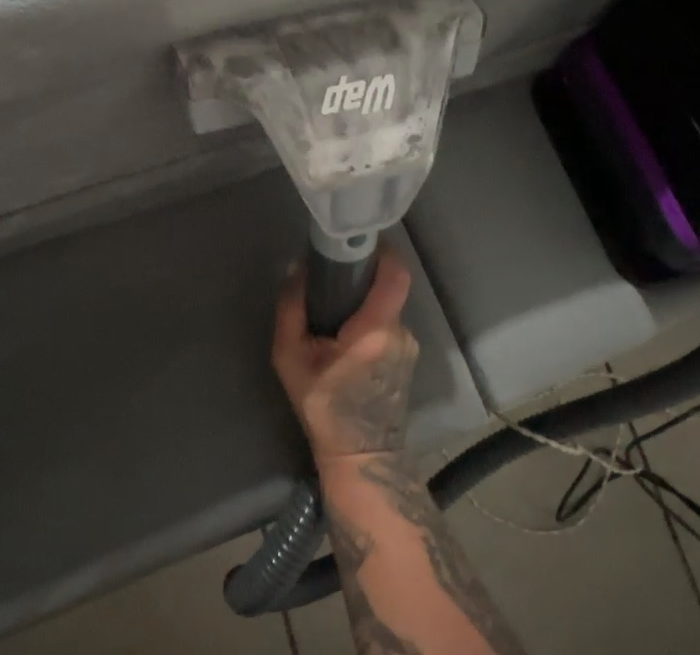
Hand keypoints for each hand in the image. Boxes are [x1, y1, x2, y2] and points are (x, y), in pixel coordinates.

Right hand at [271, 248, 418, 465]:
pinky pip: (389, 327)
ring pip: (386, 309)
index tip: (356, 242)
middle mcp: (401, 332)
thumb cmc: (324, 406)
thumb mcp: (291, 357)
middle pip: (386, 289)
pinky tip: (346, 341)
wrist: (361, 458)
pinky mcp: (408, 360)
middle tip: (329, 281)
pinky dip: (369, 324)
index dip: (381, 251)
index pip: (395, 273)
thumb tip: (298, 268)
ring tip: (332, 318)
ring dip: (363, 306)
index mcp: (377, 328)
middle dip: (360, 281)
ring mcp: (409, 347)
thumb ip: (292, 308)